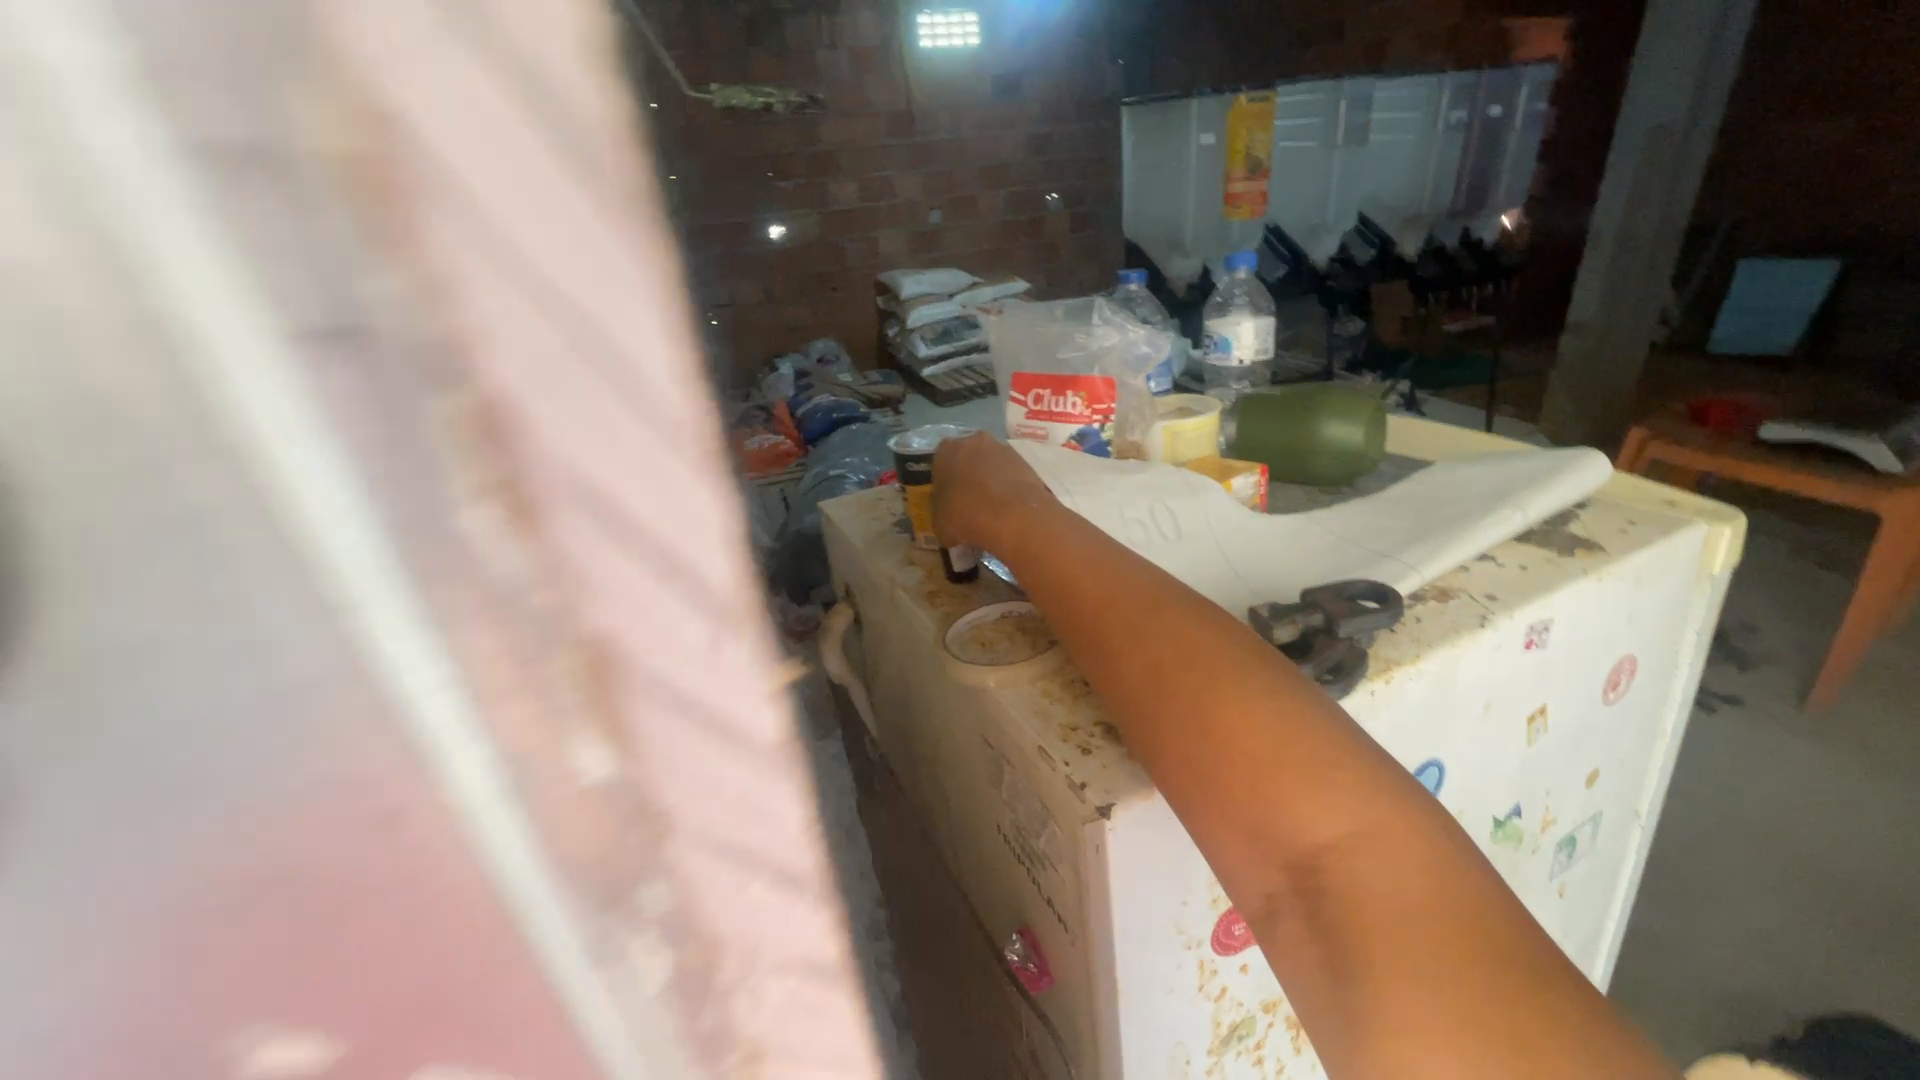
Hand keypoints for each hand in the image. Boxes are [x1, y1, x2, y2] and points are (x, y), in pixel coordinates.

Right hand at [932, 433, 1059, 553]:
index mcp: (947, 450)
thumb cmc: (966, 516)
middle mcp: (974, 441)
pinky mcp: (1025, 461)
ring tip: (992, 509)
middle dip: (968, 477)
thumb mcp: (940, 525)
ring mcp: (1003, 449)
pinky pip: (1010, 474)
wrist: (1013, 517)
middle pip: (967, 459)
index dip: (943, 483)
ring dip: (989, 481)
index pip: (940, 463)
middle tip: (969, 504)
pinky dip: (1008, 487)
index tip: (947, 501)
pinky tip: (1008, 509)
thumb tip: (951, 525)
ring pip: (991, 465)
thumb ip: (942, 516)